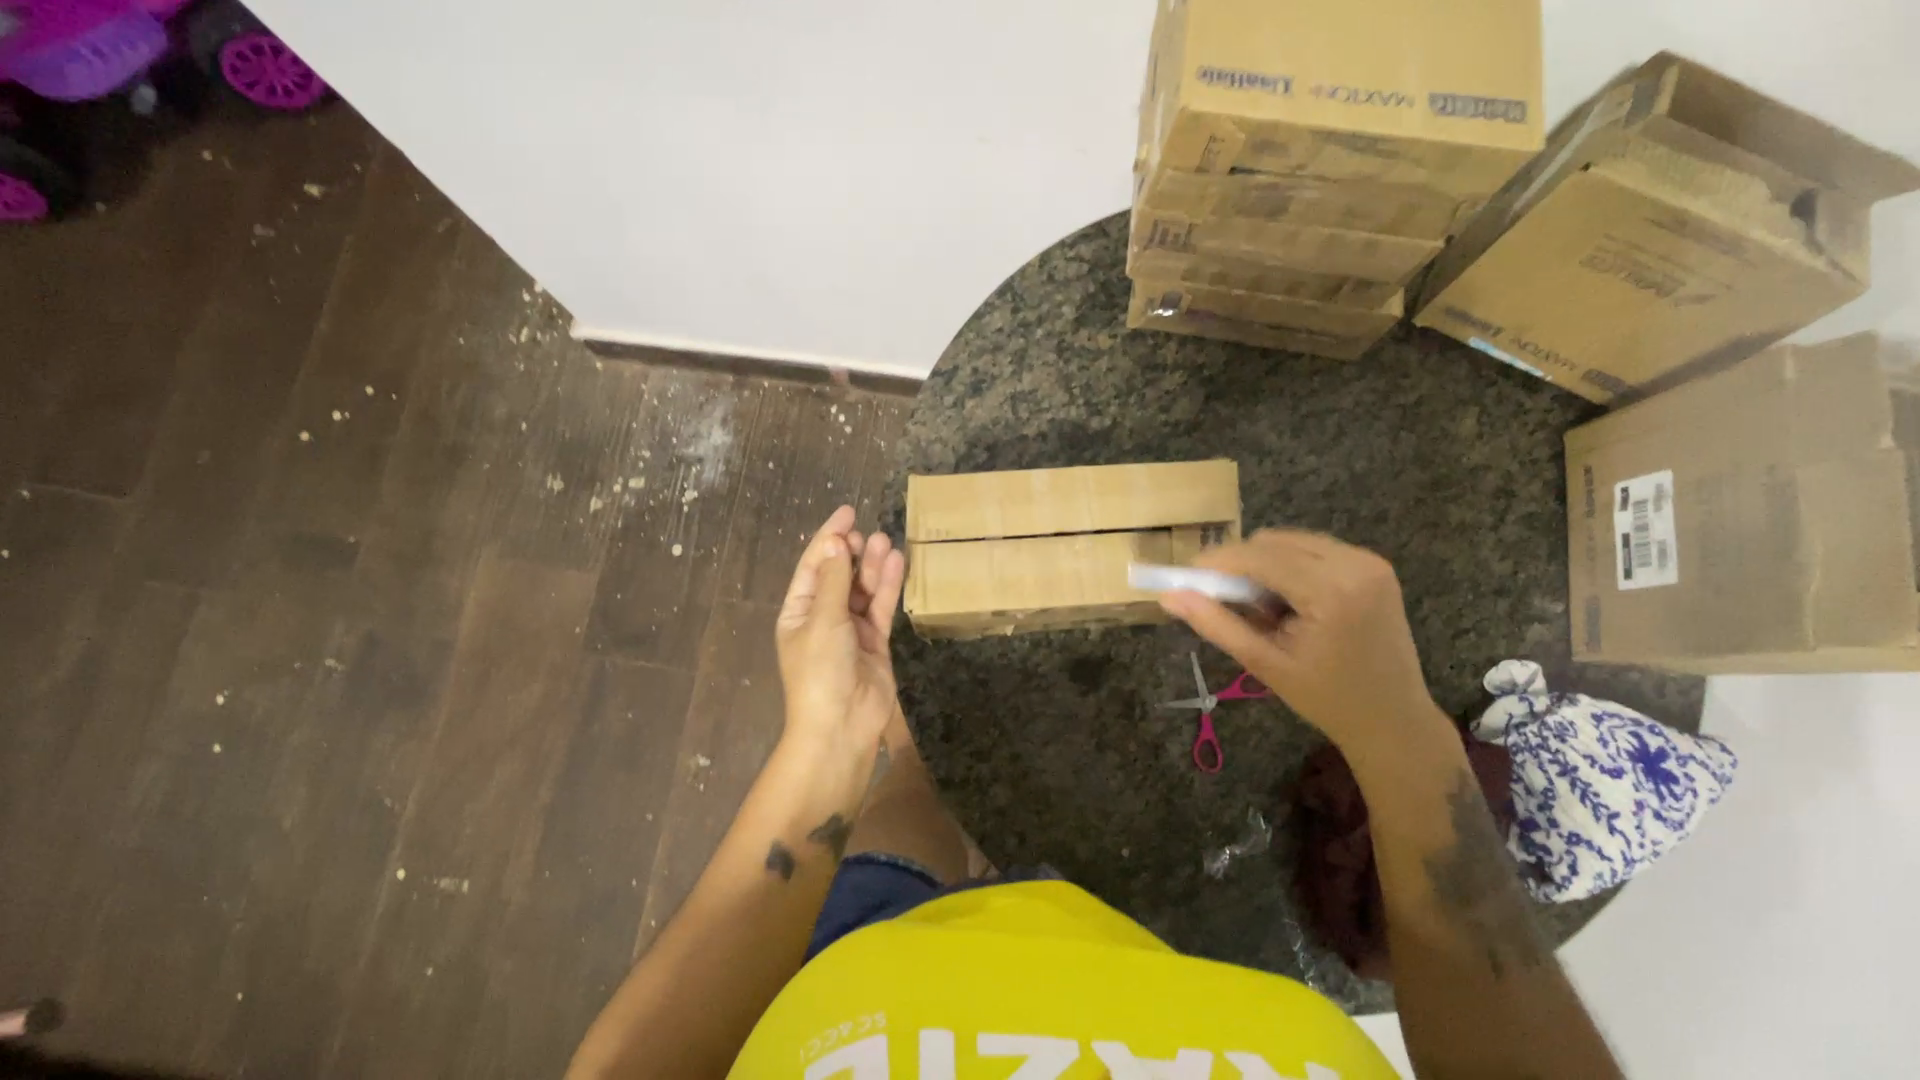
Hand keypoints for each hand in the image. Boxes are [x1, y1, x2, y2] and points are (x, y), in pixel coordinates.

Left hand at [775, 506, 907, 766]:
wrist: (841, 725)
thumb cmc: (820, 671)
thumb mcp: (823, 620)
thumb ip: (835, 581)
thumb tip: (838, 542)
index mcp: (798, 611)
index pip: (814, 566)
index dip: (828, 538)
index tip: (847, 513)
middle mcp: (823, 617)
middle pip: (839, 574)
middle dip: (852, 551)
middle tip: (867, 532)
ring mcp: (851, 630)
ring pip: (863, 589)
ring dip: (873, 566)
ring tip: (886, 540)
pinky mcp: (876, 642)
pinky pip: (881, 607)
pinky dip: (888, 586)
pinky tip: (897, 563)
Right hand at [1158, 529, 1445, 755]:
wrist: (1393, 719)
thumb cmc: (1327, 699)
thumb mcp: (1265, 664)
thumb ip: (1217, 625)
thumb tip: (1169, 597)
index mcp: (1331, 592)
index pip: (1259, 557)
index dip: (1217, 562)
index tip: (1184, 576)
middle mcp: (1355, 565)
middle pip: (1275, 542)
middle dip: (1241, 564)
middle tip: (1224, 601)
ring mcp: (1370, 562)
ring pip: (1293, 542)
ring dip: (1266, 565)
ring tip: (1262, 609)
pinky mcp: (1375, 566)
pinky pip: (1317, 550)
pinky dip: (1292, 567)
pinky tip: (1289, 603)